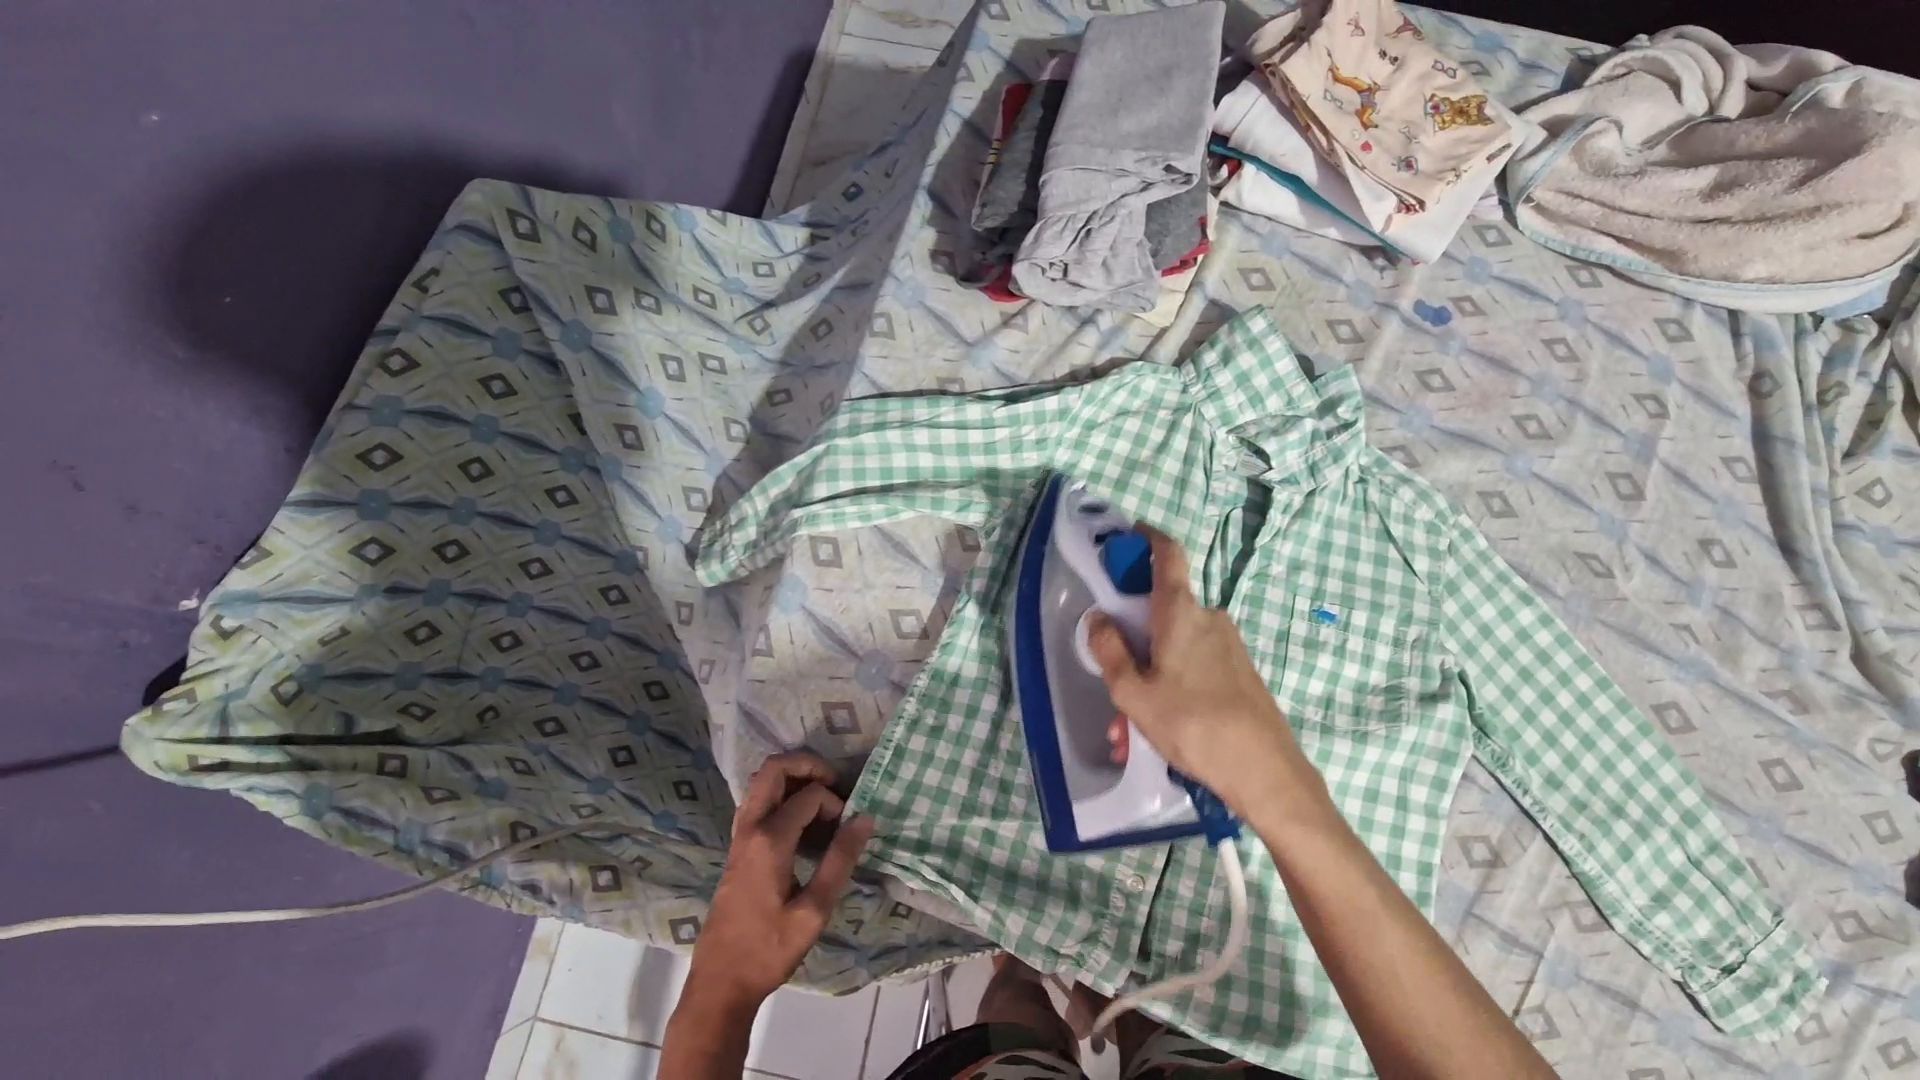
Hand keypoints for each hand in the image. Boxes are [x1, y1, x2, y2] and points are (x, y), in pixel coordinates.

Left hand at [683, 751, 874, 1014]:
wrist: (722, 980)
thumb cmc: (770, 948)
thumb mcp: (815, 909)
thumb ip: (840, 859)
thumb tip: (865, 818)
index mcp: (769, 840)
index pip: (808, 796)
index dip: (835, 803)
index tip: (848, 829)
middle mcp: (749, 827)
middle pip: (773, 769)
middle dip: (808, 766)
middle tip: (835, 785)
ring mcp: (738, 835)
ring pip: (761, 782)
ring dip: (792, 779)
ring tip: (822, 800)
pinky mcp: (736, 847)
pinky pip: (756, 802)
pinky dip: (780, 796)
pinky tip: (801, 821)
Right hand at [1087, 527, 1320, 813]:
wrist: (1266, 772)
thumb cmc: (1193, 724)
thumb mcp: (1134, 693)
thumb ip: (1111, 652)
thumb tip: (1098, 618)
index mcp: (1181, 613)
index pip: (1168, 555)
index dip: (1147, 538)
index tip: (1129, 535)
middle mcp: (1208, 619)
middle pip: (1161, 616)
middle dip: (1131, 647)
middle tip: (1112, 687)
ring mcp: (1229, 647)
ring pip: (1174, 652)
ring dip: (1148, 682)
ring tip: (1129, 734)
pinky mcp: (1240, 673)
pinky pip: (1194, 671)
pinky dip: (1171, 693)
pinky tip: (1159, 736)